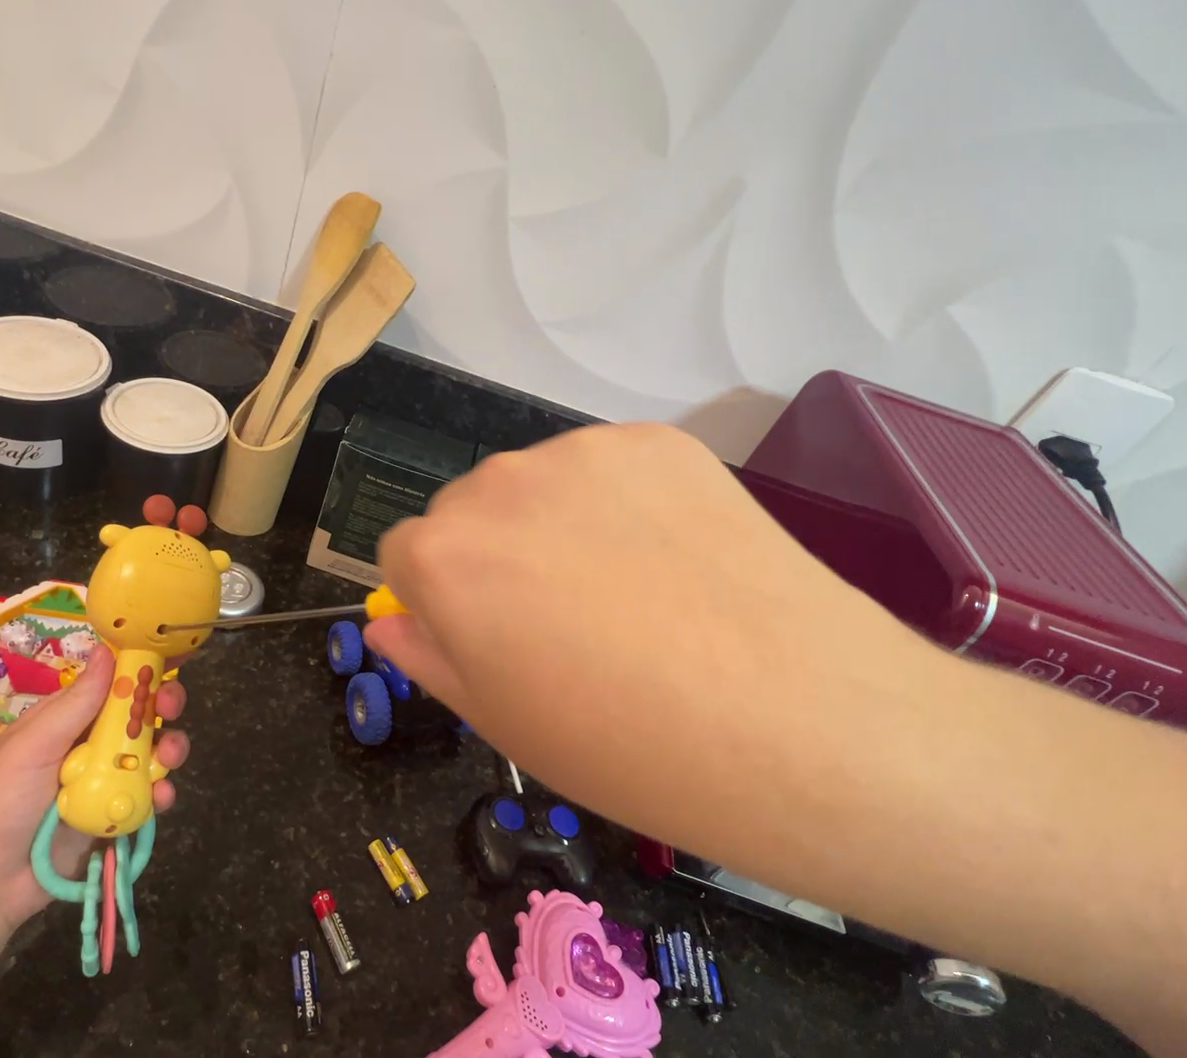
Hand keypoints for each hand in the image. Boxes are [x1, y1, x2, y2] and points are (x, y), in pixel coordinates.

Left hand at [0, 646, 188, 930]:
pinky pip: (148, 798)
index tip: (163, 667)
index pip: (110, 686)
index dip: (139, 674)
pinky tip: (160, 799)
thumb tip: (107, 649)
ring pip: (150, 756)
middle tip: (171, 710)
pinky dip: (161, 795)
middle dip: (161, 708)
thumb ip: (76, 703)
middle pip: (138, 717)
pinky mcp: (115, 816)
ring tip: (170, 758)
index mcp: (66, 719)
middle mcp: (90, 745)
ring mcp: (105, 782)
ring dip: (168, 750)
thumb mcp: (32, 745)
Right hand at [363, 423, 920, 822]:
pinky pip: (609, 468)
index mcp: (440, 558)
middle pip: (467, 511)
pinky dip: (623, 503)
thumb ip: (426, 658)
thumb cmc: (624, 747)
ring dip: (556, 524)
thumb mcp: (499, 721)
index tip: (495, 639)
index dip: (445, 603)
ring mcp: (579, 452)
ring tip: (630, 591)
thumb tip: (389, 622)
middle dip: (495, 556)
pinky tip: (673, 559)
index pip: (405, 555)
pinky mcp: (656, 439)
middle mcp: (493, 485)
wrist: (797, 724)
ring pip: (537, 486)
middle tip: (567, 621)